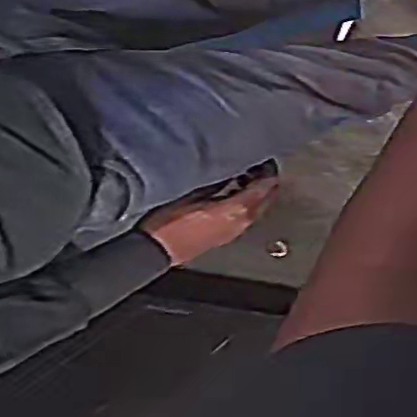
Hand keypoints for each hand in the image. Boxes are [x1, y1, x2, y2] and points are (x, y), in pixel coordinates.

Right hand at [139, 162, 279, 264]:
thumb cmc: (165, 225)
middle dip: (264, 182)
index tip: (263, 162)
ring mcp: (237, 230)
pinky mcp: (227, 237)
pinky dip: (246, 205)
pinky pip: (247, 217)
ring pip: (258, 206)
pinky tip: (230, 200)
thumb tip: (234, 174)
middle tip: (253, 170)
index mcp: (240, 208)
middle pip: (268, 195)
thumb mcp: (192, 196)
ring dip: (254, 194)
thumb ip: (219, 184)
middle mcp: (245, 220)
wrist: (148, 254)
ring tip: (239, 182)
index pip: (267, 184)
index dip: (267, 171)